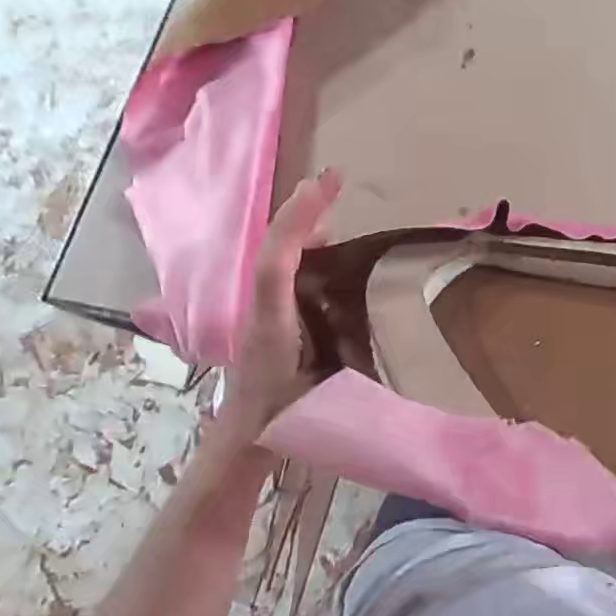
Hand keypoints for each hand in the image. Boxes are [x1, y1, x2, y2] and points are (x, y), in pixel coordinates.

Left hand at [219, 168, 341, 439]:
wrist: (250, 434)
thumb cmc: (285, 415)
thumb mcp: (322, 389)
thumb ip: (341, 359)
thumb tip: (365, 320)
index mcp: (270, 320)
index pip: (275, 258)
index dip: (298, 219)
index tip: (327, 184)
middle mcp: (261, 305)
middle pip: (273, 246)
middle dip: (301, 210)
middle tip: (335, 181)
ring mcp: (262, 308)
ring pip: (277, 254)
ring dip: (302, 224)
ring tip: (331, 200)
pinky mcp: (269, 313)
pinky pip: (284, 269)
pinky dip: (304, 247)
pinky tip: (325, 245)